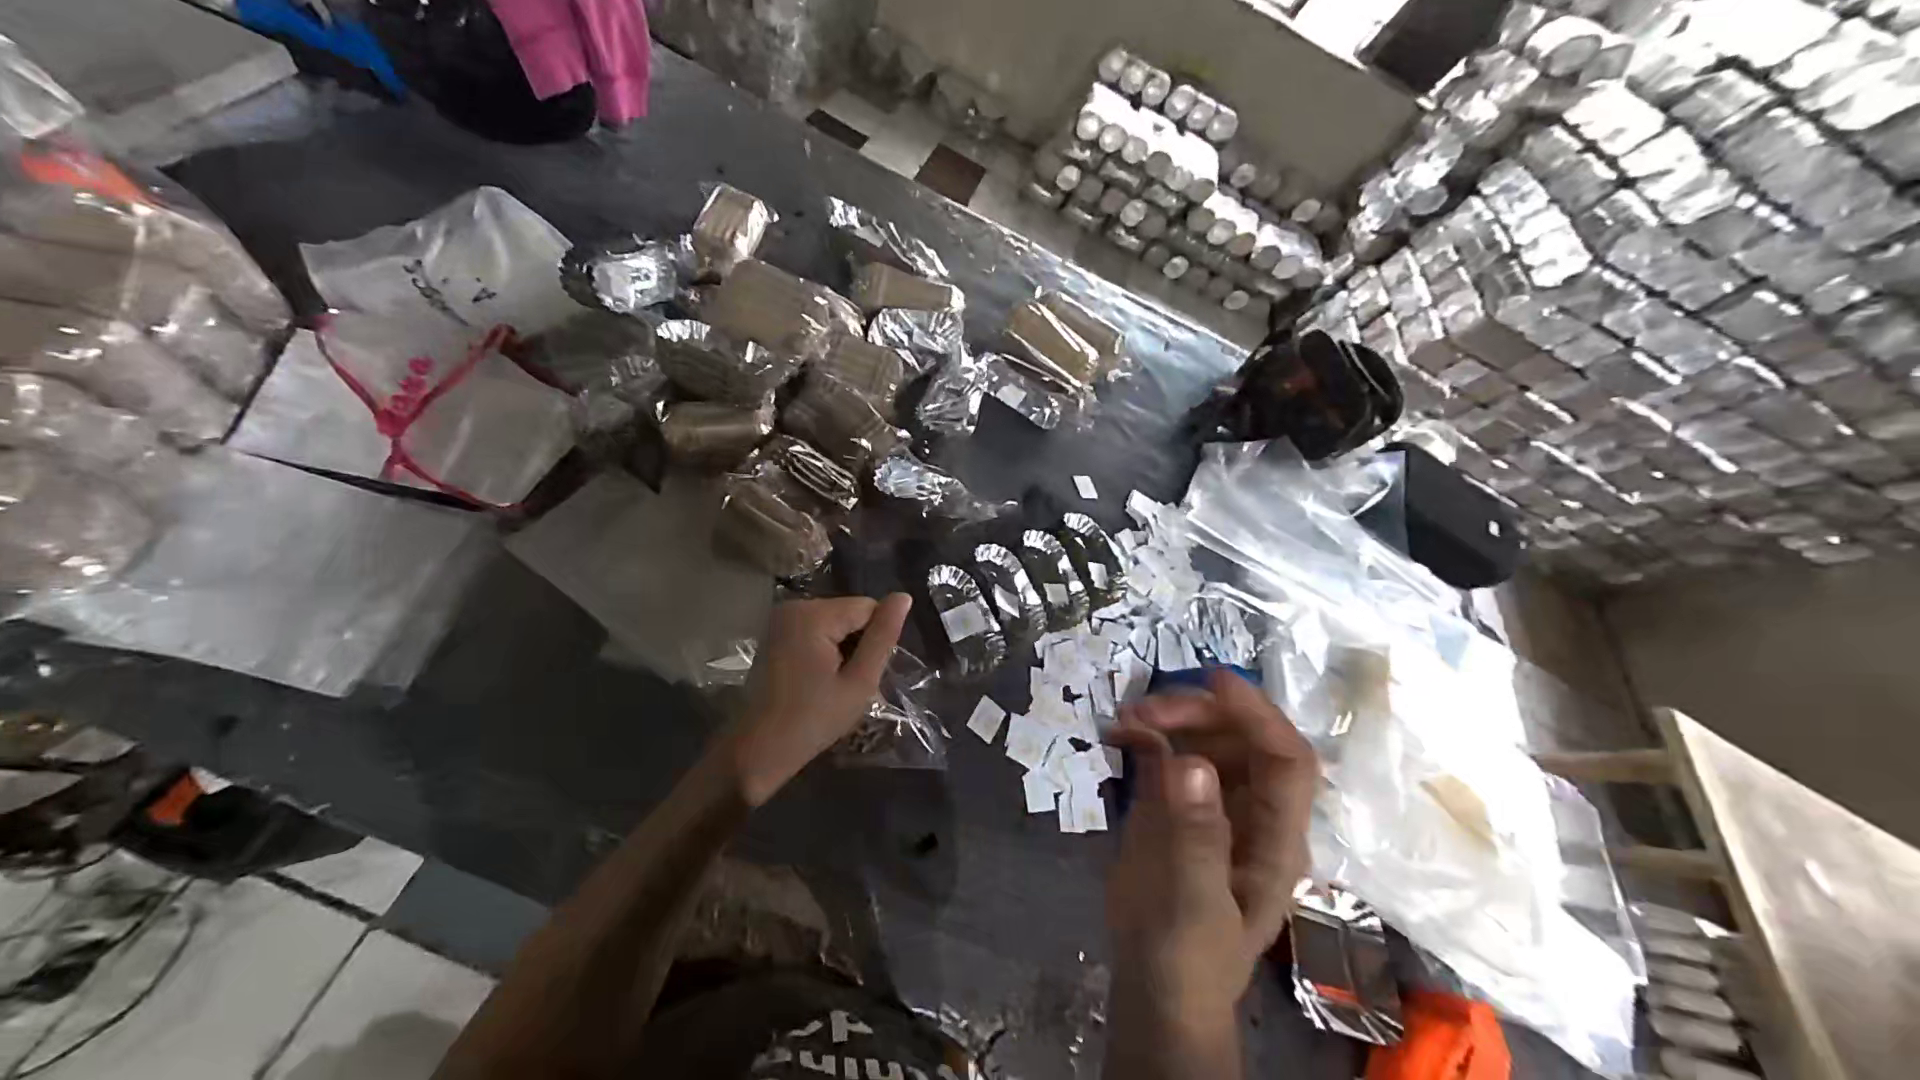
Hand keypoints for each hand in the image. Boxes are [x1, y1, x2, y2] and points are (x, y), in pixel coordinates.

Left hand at [723, 594, 911, 805]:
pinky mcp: (774, 633)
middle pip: (850, 613)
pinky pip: (815, 630)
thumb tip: (904, 597)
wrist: (758, 750)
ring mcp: (780, 619)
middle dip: (858, 644)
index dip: (876, 640)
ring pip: (835, 623)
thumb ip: (883, 637)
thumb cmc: (813, 720)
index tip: (863, 674)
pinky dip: (824, 651)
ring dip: (842, 649)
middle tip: (848, 684)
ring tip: (833, 684)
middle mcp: (794, 606)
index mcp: (814, 614)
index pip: (869, 607)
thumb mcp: (859, 682)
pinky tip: (817, 680)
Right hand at [1104, 670, 1316, 1038]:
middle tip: (1144, 711)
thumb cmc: (1187, 957)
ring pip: (1204, 737)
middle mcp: (1251, 809)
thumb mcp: (1193, 905)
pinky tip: (1117, 733)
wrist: (1154, 984)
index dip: (1258, 714)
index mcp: (1276, 837)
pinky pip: (1167, 753)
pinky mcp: (1174, 803)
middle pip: (1240, 737)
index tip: (1214, 680)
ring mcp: (1211, 803)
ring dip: (1168, 718)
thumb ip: (1195, 836)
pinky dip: (1145, 736)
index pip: (1286, 759)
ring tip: (1125, 718)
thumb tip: (1189, 761)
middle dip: (1198, 713)